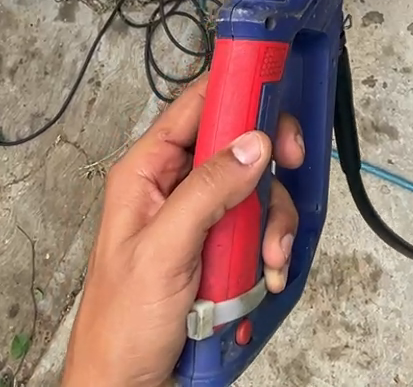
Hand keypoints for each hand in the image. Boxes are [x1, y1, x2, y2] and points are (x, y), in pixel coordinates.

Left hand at [64, 74, 305, 386]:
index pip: (198, 104)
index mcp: (149, 169)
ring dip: (274, 218)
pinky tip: (267, 273)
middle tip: (290, 164)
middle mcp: (178, 183)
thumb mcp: (163, 253)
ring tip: (269, 258)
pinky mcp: (222, 243)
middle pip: (239, 141)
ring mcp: (203, 214)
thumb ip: (208, 192)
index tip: (277, 87)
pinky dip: (273, 246)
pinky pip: (261, 225)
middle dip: (268, 159)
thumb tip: (254, 142)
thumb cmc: (122, 327)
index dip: (237, 88)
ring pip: (258, 185)